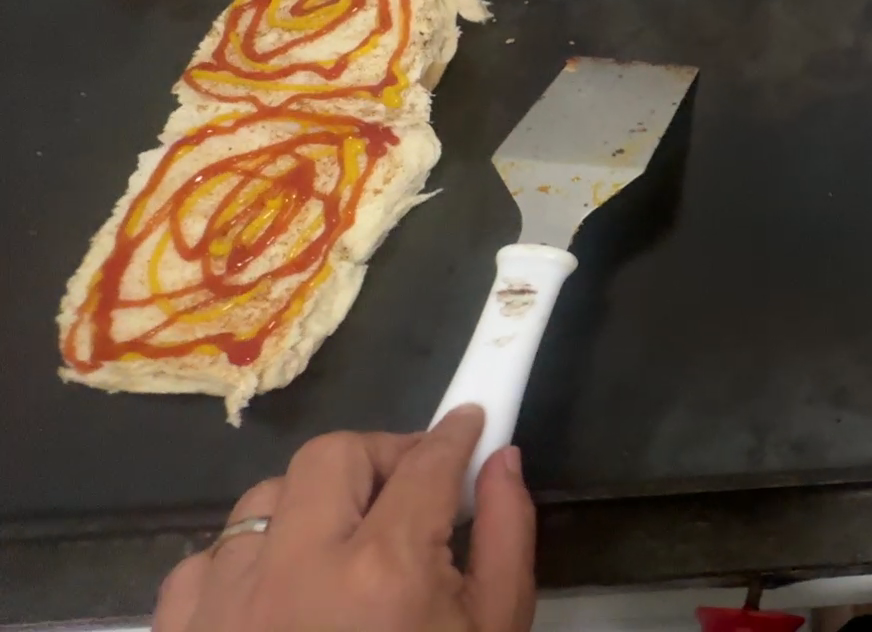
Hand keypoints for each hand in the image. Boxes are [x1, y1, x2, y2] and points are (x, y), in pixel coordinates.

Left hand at [153, 406, 535, 631]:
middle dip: (384, 452)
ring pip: (263, 501)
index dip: (457, 430)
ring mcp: (223, 615)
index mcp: (386, 571)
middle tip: (412, 483)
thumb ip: (509, 529)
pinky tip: (284, 588)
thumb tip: (502, 460)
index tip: (471, 419)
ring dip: (316, 504)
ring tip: (346, 541)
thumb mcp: (498, 622)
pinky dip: (249, 557)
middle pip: (333, 457)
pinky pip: (204, 564)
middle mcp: (296, 577)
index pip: (428, 461)